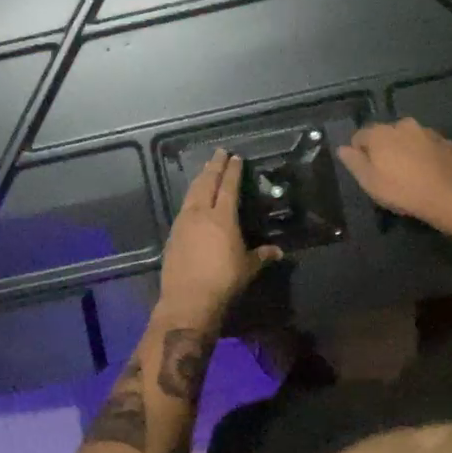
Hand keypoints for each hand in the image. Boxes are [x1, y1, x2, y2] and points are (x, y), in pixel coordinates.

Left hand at [159, 150, 282, 324]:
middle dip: (214, 166)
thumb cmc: (223, 282)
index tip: (235, 157)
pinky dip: (190, 196)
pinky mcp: (173, 234)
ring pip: (192, 193)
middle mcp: (201, 213)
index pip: (228, 187)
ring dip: (200, 178)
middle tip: (219, 152)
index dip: (232, 171)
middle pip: (207, 183)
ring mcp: (183, 222)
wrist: (188, 300)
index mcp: (222, 218)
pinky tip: (192, 199)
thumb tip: (278, 252)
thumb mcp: (248, 268)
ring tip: (206, 169)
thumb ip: (262, 256)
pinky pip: (184, 207)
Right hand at [336, 118, 451, 223]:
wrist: (451, 196)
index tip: (366, 171)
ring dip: (406, 151)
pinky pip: (428, 146)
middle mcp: (403, 124)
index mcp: (380, 132)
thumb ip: (354, 162)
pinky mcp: (447, 142)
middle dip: (384, 149)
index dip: (359, 153)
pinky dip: (425, 155)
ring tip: (410, 174)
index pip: (360, 136)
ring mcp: (428, 132)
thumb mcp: (370, 182)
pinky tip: (429, 174)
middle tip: (388, 174)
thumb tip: (342, 148)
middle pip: (386, 135)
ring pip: (409, 139)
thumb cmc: (403, 191)